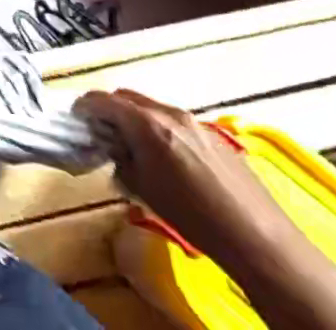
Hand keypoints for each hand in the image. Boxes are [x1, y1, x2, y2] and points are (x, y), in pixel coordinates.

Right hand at [72, 88, 290, 262]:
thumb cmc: (190, 215)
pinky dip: (163, 131)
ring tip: (136, 148)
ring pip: (154, 109)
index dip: (84, 107)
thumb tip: (113, 145)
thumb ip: (120, 156)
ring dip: (137, 120)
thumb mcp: (140, 185)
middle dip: (110, 109)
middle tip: (103, 132)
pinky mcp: (217, 138)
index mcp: (146, 122)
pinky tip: (170, 160)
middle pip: (127, 97)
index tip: (77, 120)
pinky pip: (178, 124)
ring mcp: (197, 124)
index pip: (101, 99)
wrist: (257, 239)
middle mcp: (170, 114)